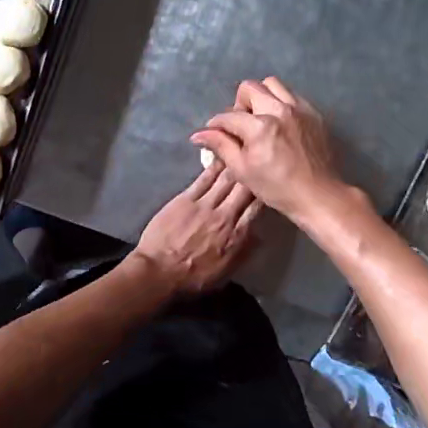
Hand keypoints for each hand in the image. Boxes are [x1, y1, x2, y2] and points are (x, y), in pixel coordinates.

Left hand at [127, 163, 261, 295]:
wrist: (159, 272)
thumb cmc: (193, 278)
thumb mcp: (225, 271)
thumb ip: (244, 251)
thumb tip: (260, 235)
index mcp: (237, 236)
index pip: (256, 208)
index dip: (264, 192)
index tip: (269, 180)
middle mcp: (225, 216)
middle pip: (244, 189)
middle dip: (252, 172)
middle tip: (258, 157)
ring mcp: (204, 205)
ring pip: (226, 179)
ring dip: (235, 164)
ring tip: (243, 149)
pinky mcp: (185, 199)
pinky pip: (204, 178)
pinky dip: (214, 166)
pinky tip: (220, 154)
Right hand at [191, 78, 347, 219]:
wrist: (318, 194)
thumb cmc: (276, 187)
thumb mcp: (242, 170)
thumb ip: (221, 146)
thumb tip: (198, 134)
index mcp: (260, 126)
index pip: (228, 116)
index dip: (215, 125)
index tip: (213, 134)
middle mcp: (280, 109)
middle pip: (250, 88)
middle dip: (239, 104)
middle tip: (240, 125)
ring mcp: (299, 109)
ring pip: (272, 85)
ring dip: (261, 97)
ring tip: (260, 119)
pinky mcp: (313, 113)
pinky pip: (291, 96)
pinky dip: (280, 103)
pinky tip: (279, 124)